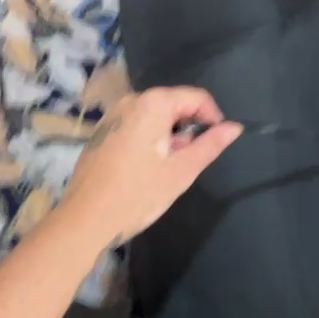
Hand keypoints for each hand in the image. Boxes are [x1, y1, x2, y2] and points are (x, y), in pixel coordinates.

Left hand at [58, 87, 242, 246]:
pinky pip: (136, 125)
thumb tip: (234, 127)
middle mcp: (131, 100)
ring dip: (168, 136)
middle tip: (188, 161)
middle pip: (174, 104)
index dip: (213, 117)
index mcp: (152, 103)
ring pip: (154, 116)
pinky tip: (144, 169)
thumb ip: (210, 145)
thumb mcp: (181, 172)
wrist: (84, 220)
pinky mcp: (102, 131)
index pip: (195, 97)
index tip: (217, 142)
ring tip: (166, 169)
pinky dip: (148, 139)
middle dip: (187, 129)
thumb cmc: (136, 195)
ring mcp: (113, 114)